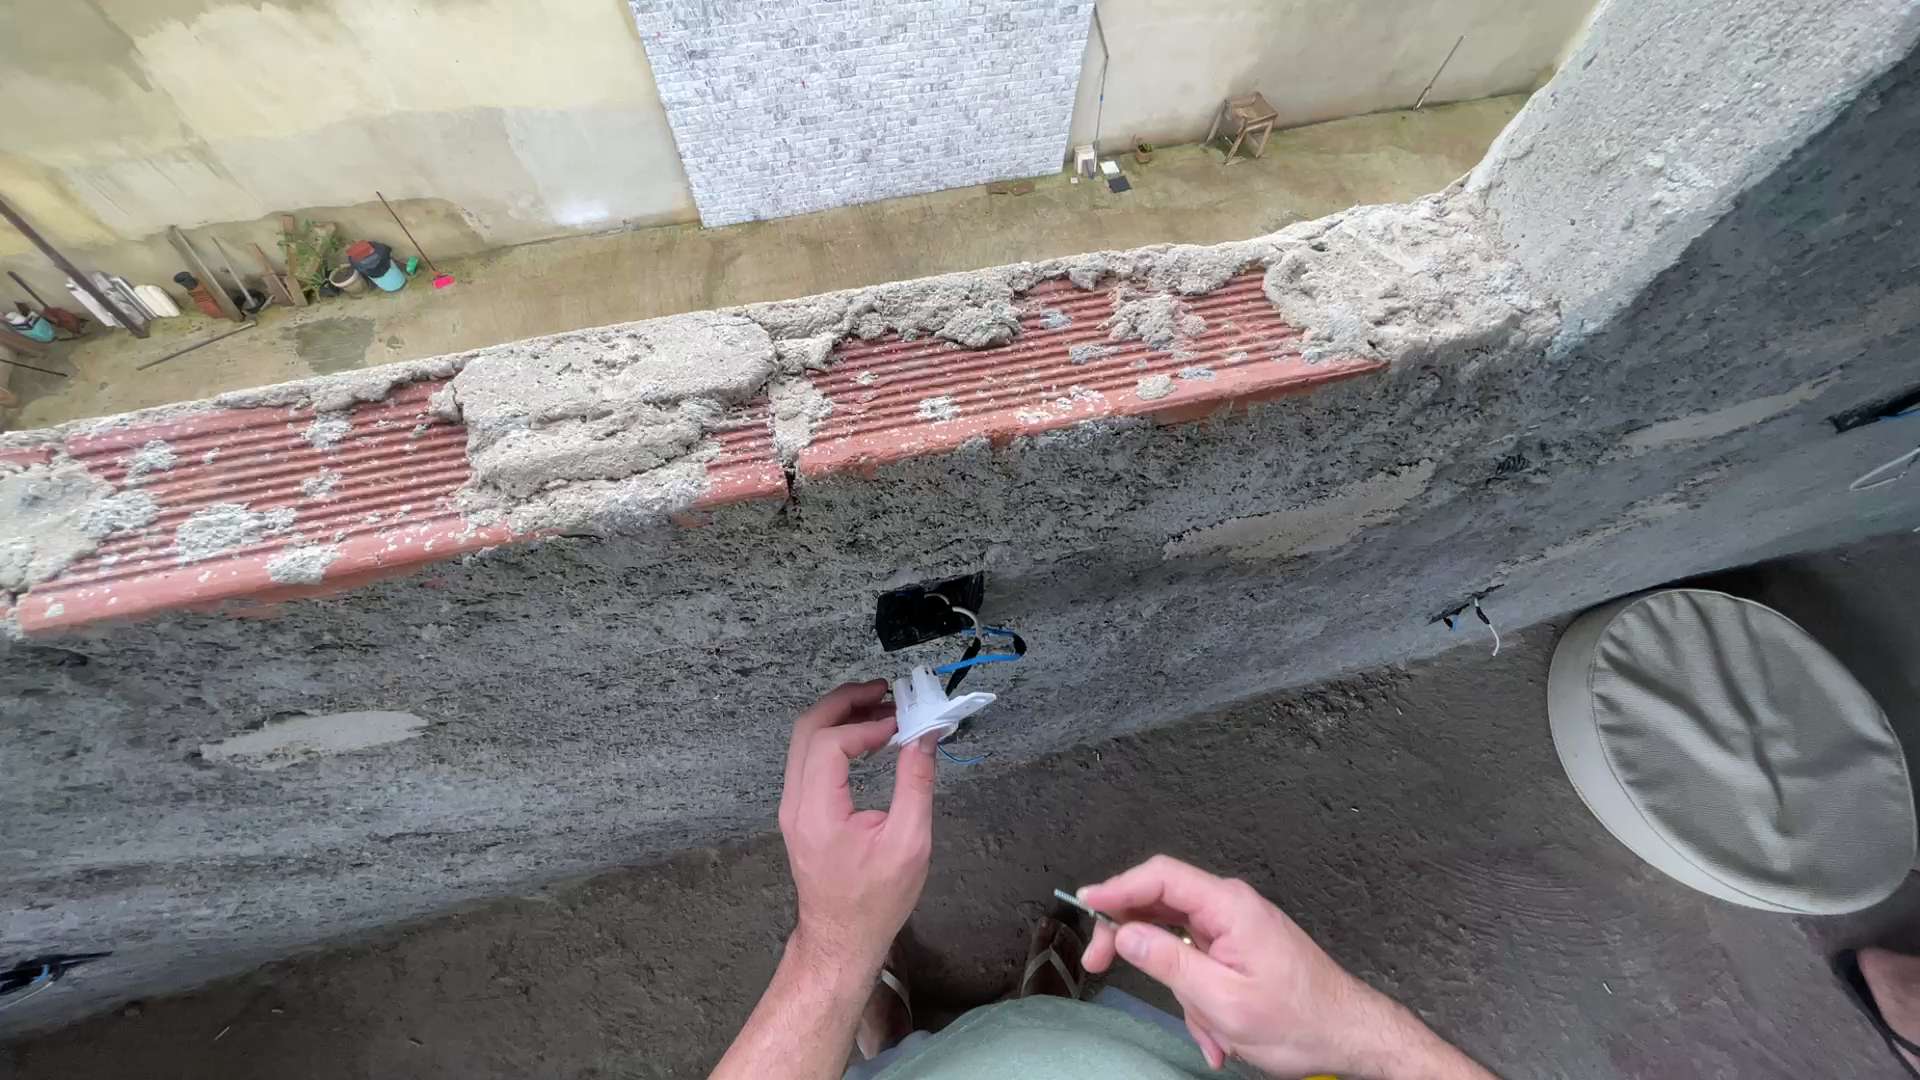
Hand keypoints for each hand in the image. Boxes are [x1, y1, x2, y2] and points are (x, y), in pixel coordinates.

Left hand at [778, 681, 937, 973]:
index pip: (831, 743)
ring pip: (805, 737)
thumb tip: (925, 736)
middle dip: (846, 701)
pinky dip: (838, 734)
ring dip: (841, 714)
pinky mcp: (800, 807)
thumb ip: (916, 783)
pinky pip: (810, 754)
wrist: (840, 939)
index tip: (901, 724)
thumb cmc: (875, 900)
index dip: (866, 725)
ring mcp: (793, 803)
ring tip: (882, 706)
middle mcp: (795, 802)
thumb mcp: (909, 844)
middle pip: (808, 728)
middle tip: (885, 691)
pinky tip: (869, 735)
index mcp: (817, 812)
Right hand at [1080, 856, 1491, 1078]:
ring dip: (1178, 985)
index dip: (1118, 885)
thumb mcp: (1225, 1001)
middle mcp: (1227, 903)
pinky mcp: (1236, 943)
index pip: (1159, 877)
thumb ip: (1169, 962)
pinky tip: (1216, 1033)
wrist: (1354, 1037)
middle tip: (1099, 962)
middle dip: (1131, 936)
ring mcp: (1232, 923)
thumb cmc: (1299, 1020)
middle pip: (1160, 901)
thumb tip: (1123, 932)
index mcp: (1227, 904)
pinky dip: (1196, 993)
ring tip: (1205, 1030)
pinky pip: (1197, 956)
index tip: (1086, 902)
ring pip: (1176, 937)